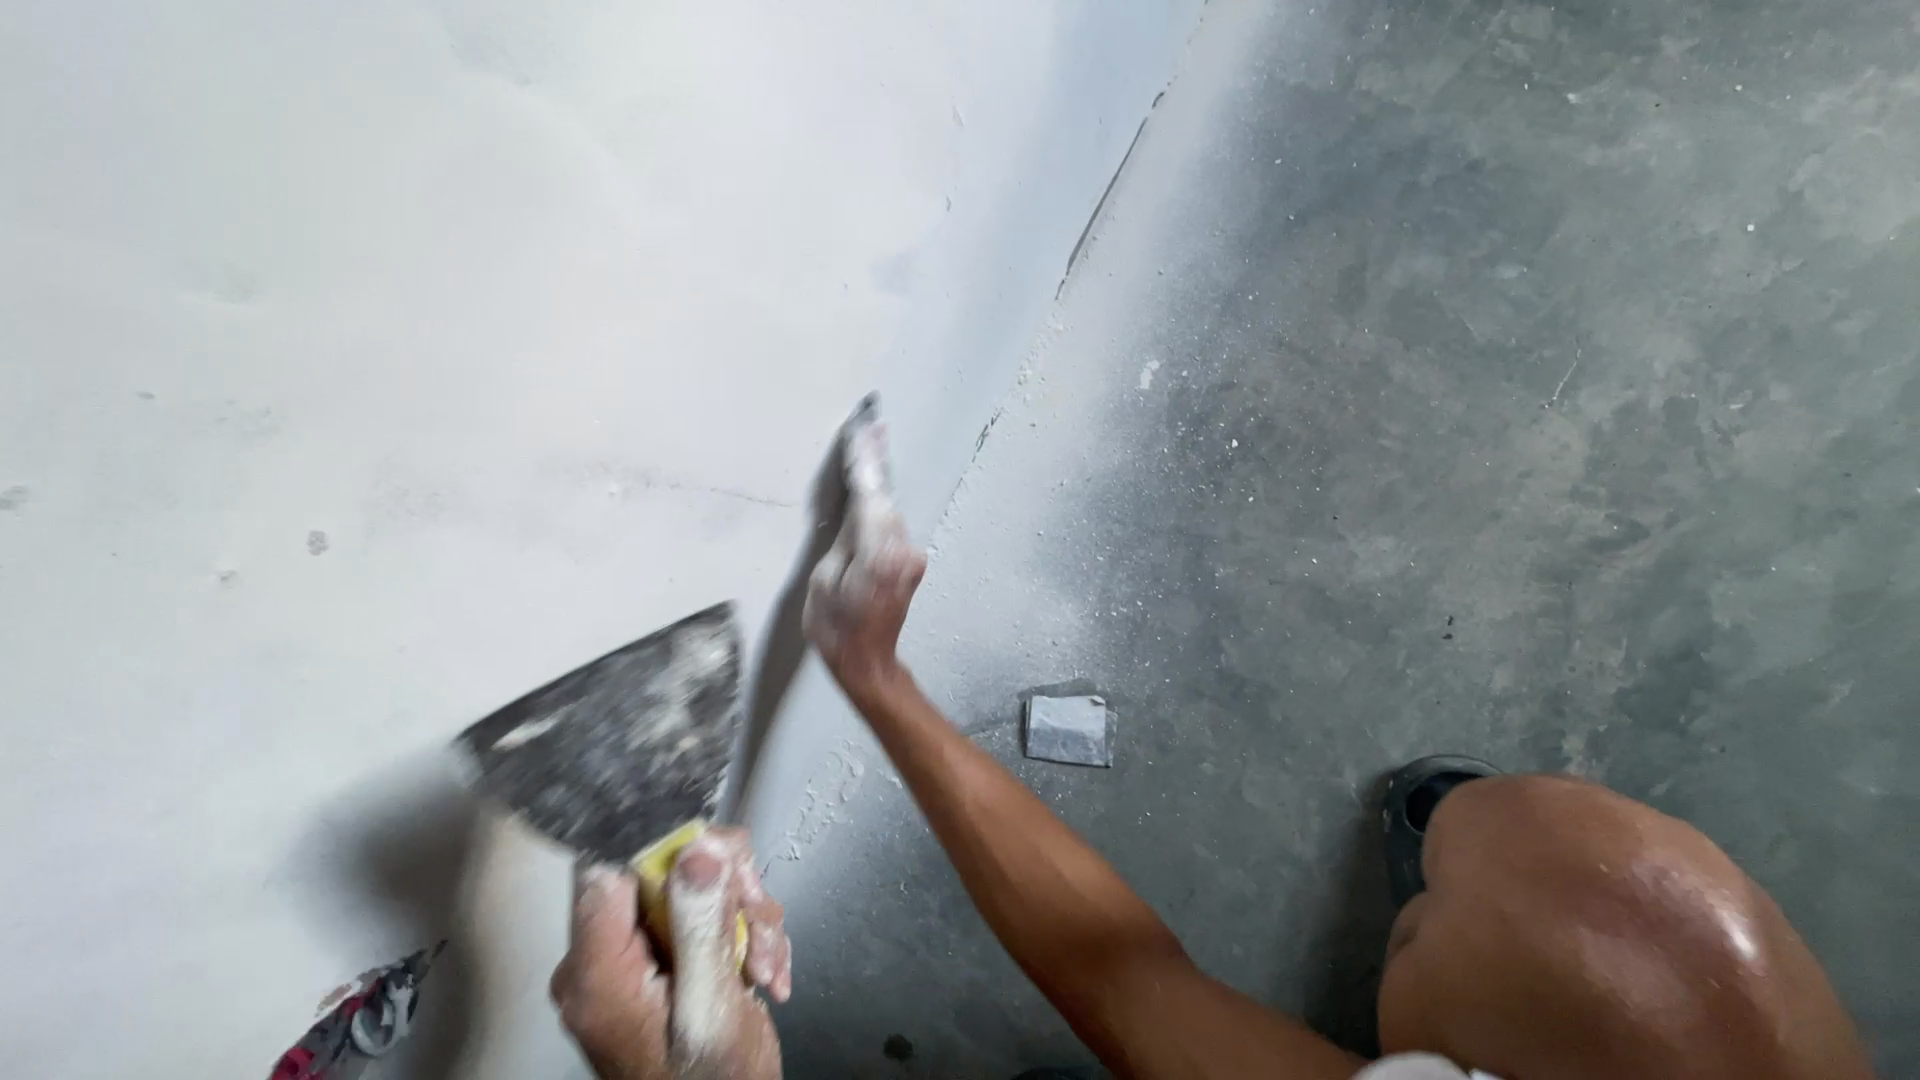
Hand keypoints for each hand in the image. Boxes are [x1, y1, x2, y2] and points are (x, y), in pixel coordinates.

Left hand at [550, 828, 790, 1079]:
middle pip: (663, 870)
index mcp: (595, 969)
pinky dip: (746, 933)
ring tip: (763, 964)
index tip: (716, 860)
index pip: (608, 868)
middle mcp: (606, 954)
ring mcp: (638, 954)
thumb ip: (699, 928)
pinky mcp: (669, 956)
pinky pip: (709, 911)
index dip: (661, 848)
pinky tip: (763, 970)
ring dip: (745, 916)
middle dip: (725, 888)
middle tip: (756, 917)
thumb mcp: (708, 1008)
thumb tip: (698, 849)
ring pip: (698, 885)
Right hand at [803, 419, 926, 696]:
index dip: (864, 461)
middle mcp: (903, 550)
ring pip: (889, 513)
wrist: (867, 662)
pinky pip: (891, 529)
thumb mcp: (823, 580)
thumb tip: (857, 513)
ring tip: (869, 448)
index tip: (863, 430)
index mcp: (877, 552)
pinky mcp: (912, 564)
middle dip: (874, 465)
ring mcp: (912, 557)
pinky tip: (869, 496)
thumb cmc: (835, 628)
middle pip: (884, 499)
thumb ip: (844, 539)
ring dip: (876, 488)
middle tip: (871, 424)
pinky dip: (879, 512)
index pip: (870, 494)